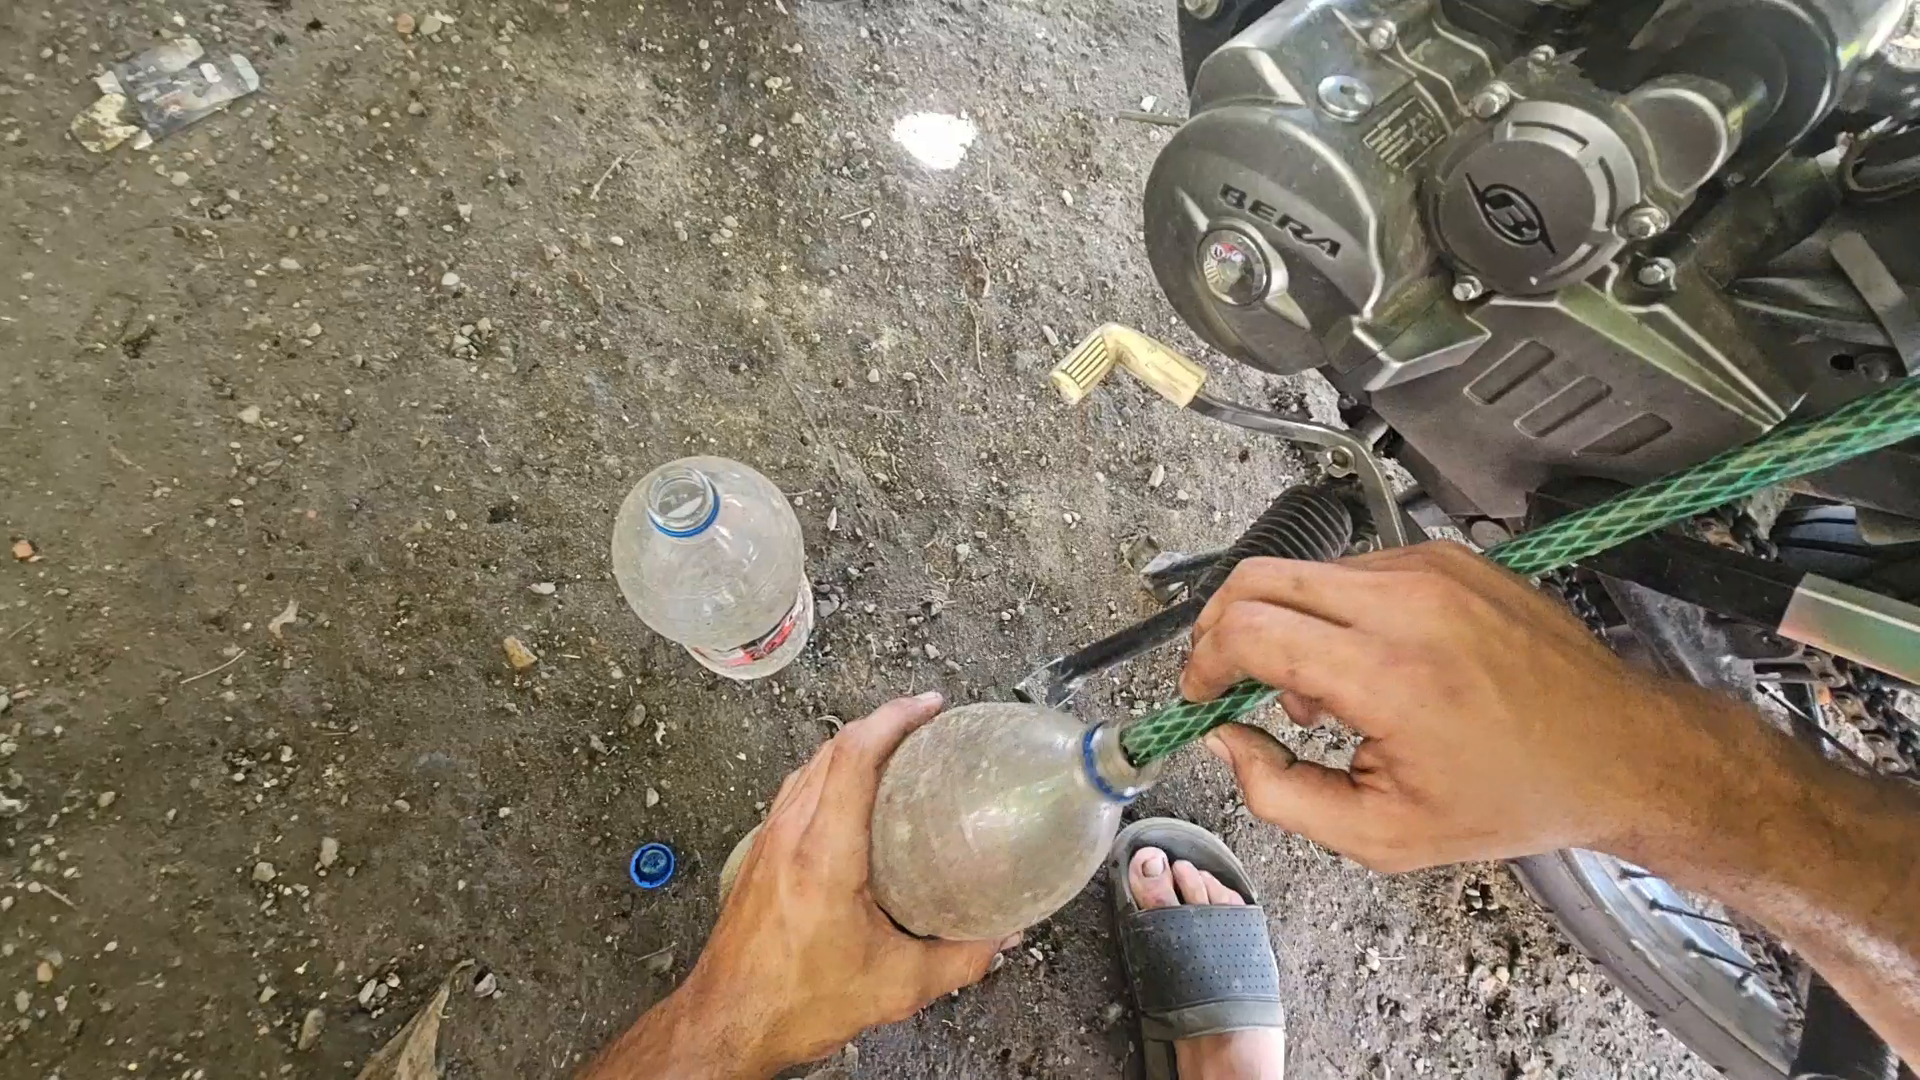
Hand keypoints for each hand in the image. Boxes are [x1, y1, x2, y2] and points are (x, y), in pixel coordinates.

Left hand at [583, 693, 1013, 1079]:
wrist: (725, 1022)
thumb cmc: (798, 1001)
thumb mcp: (894, 986)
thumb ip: (957, 959)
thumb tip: (1002, 935)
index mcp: (825, 852)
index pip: (854, 755)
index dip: (894, 718)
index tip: (929, 706)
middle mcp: (793, 829)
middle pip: (835, 745)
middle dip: (883, 719)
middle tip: (926, 720)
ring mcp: (772, 833)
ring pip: (814, 759)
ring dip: (856, 739)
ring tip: (898, 743)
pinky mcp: (763, 845)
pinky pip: (801, 782)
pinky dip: (833, 764)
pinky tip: (856, 785)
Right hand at [1181, 541, 1761, 871]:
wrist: (1628, 750)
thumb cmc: (1510, 799)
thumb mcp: (1383, 835)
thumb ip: (1278, 794)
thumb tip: (1224, 737)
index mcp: (1389, 676)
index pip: (1247, 630)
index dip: (1203, 662)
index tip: (1201, 693)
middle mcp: (1404, 604)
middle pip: (1254, 579)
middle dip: (1217, 626)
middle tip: (1226, 675)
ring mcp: (1425, 569)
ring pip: (1295, 574)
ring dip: (1277, 625)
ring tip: (1318, 687)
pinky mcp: (1441, 555)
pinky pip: (1344, 571)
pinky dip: (1324, 612)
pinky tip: (1361, 659)